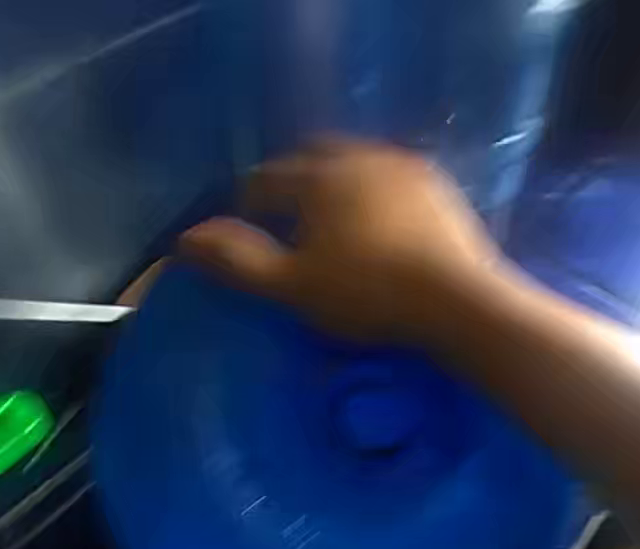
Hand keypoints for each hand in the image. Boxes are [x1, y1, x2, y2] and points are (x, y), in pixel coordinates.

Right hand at [178, 136, 503, 343]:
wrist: (454, 300)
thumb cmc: (367, 295)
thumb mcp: (295, 287)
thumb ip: (241, 262)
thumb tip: (185, 239)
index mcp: (317, 179)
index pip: (265, 181)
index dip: (247, 204)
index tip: (244, 227)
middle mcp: (358, 157)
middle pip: (309, 158)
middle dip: (290, 182)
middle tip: (285, 216)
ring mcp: (402, 166)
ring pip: (354, 162)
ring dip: (334, 182)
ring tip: (331, 217)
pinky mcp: (436, 187)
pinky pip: (392, 176)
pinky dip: (374, 192)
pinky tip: (380, 219)